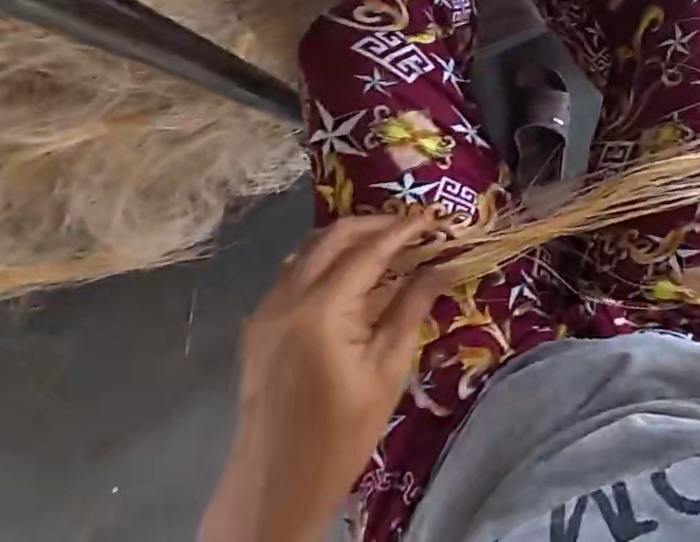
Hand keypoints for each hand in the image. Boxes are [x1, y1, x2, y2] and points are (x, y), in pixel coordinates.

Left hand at [201, 215, 449, 541]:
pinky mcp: (258, 320)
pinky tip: (348, 275)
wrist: (275, 484)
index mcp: (321, 309)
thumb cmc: (341, 435)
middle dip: (373, 225)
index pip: (368, 252)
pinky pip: (293, 272)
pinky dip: (323, 262)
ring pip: (309, 249)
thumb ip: (411, 310)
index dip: (401, 230)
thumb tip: (440, 268)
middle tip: (409, 227)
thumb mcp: (387, 372)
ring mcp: (267, 305)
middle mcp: (287, 295)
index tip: (430, 216)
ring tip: (384, 245)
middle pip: (334, 237)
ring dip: (347, 240)